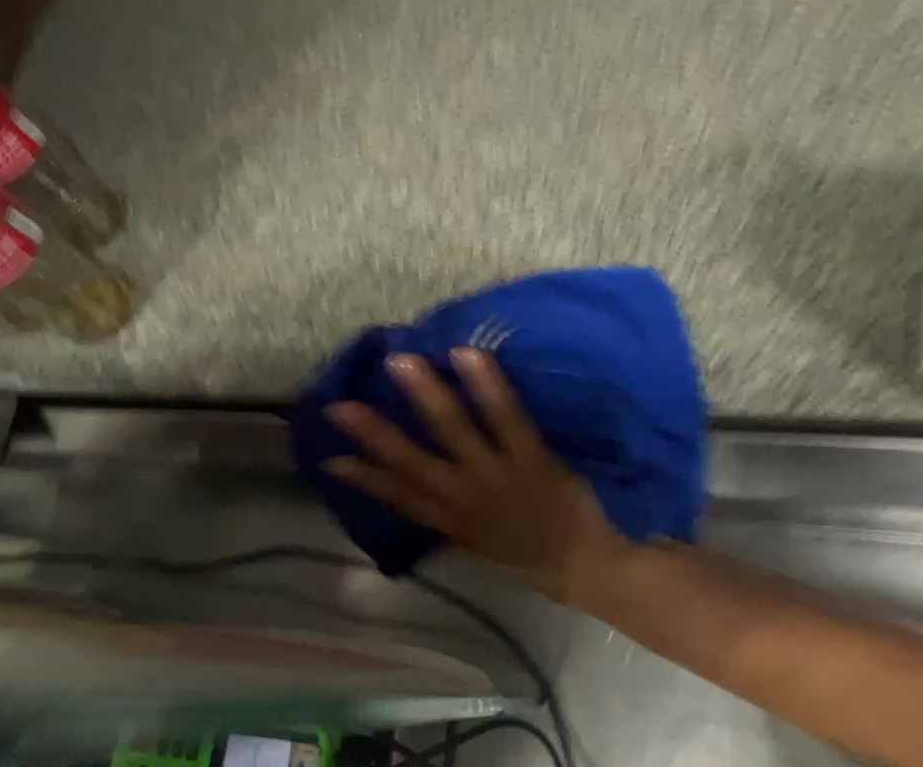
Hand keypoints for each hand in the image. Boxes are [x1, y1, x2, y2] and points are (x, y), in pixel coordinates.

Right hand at [323, 348, 631, 599]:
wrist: (594, 568)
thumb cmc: (537, 552)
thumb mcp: (485, 543)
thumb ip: (454, 515)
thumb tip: (427, 486)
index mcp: (454, 522)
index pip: (400, 498)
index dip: (364, 479)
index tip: (328, 457)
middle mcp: (466, 499)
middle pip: (412, 463)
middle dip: (374, 434)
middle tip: (339, 406)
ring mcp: (498, 475)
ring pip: (452, 431)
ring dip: (424, 394)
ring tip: (400, 361)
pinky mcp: (532, 457)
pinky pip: (505, 415)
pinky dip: (486, 384)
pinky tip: (468, 353)